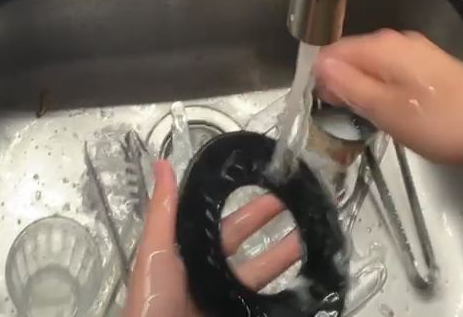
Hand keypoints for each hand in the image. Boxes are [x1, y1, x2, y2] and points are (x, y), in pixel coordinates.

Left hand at [123, 159, 301, 316]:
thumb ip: (163, 209)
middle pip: (246, 246)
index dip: (246, 207)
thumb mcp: (154, 250)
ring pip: (259, 274)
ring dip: (283, 256)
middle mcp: (208, 273)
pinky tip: (304, 281)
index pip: (223, 222)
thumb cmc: (152, 298)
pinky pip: (262, 303)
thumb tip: (162, 161)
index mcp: (189, 252)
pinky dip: (282, 292)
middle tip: (297, 203)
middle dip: (270, 225)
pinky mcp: (236, 315)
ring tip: (310, 239)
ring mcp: (224, 299)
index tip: (268, 184)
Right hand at [314, 29, 462, 169]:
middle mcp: (398, 41)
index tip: (326, 109)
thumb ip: (350, 86)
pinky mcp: (437, 68)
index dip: (322, 79)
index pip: (333, 52)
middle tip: (348, 120)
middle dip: (344, 84)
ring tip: (374, 122)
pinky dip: (389, 92)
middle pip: (354, 57)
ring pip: (377, 67)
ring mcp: (420, 53)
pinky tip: (401, 116)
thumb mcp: (387, 111)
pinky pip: (397, 74)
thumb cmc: (442, 123)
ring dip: (368, 90)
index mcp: (381, 46)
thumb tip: (319, 65)